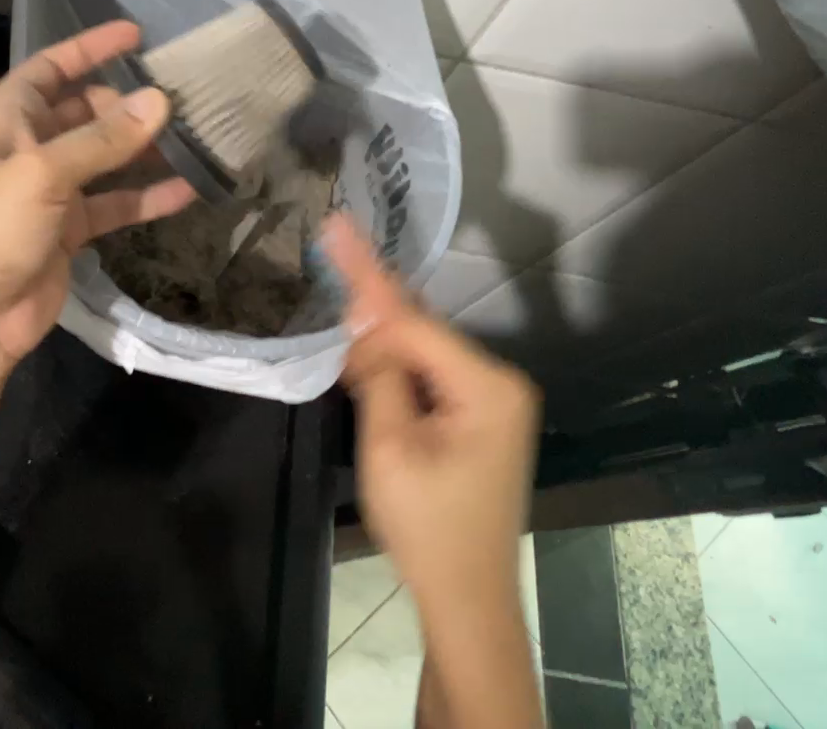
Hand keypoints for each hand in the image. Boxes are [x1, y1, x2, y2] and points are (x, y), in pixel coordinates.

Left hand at [0, 21, 196, 374]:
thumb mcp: (42, 175)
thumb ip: (102, 139)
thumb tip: (160, 100)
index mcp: (6, 120)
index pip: (51, 68)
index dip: (90, 47)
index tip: (137, 35)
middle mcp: (28, 148)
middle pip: (85, 112)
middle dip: (128, 103)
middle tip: (184, 98)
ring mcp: (49, 192)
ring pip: (105, 159)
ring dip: (144, 150)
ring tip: (196, 138)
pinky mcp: (68, 232)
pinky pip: (113, 204)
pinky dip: (145, 198)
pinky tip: (187, 192)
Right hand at [321, 215, 540, 601]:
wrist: (466, 598)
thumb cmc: (426, 527)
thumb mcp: (390, 446)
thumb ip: (379, 372)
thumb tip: (363, 318)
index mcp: (485, 386)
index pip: (413, 321)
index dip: (366, 279)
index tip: (336, 227)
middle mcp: (498, 382)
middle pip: (420, 330)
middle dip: (371, 318)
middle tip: (328, 290)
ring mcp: (492, 400)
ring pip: (422, 351)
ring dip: (380, 348)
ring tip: (344, 348)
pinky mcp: (479, 416)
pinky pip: (429, 374)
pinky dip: (396, 369)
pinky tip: (368, 367)